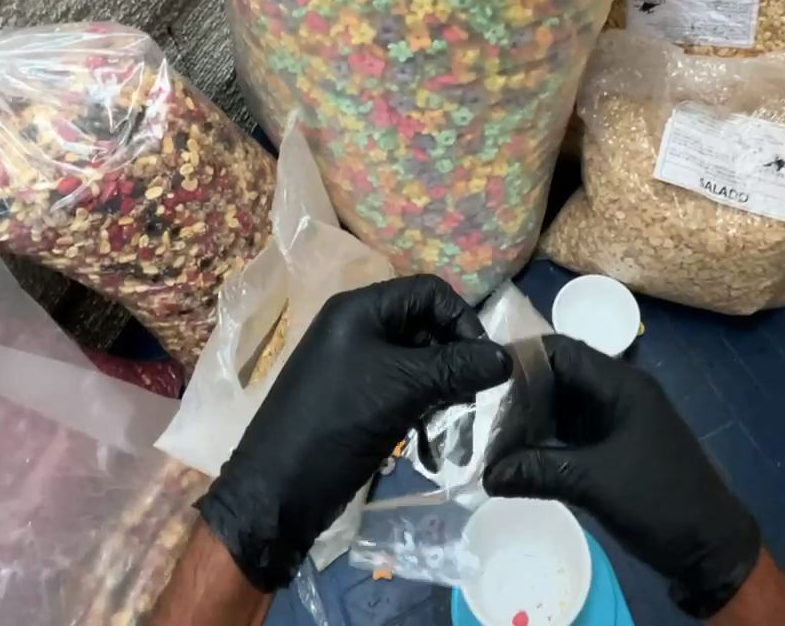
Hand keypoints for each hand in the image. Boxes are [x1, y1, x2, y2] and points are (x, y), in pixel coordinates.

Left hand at [196, 275, 512, 591]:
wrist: (277, 493)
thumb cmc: (339, 422)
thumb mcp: (404, 388)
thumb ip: (457, 367)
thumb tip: (506, 358)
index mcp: (361, 307)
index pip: (429, 291)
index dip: (462, 319)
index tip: (481, 362)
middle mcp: (357, 324)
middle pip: (424, 322)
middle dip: (453, 355)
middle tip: (470, 394)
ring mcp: (354, 361)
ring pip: (416, 357)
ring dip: (441, 383)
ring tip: (453, 417)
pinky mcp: (355, 394)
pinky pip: (401, 384)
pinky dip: (422, 401)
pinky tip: (430, 433)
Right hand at [484, 334, 761, 617]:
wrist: (712, 549)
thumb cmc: (661, 501)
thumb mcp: (595, 483)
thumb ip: (539, 471)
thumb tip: (487, 474)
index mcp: (621, 383)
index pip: (562, 350)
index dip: (523, 356)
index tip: (485, 373)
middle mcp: (617, 392)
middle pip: (559, 376)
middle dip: (521, 391)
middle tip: (479, 410)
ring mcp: (616, 419)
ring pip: (563, 405)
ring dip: (531, 418)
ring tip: (490, 434)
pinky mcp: (613, 445)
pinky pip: (571, 431)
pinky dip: (545, 439)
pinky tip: (517, 455)